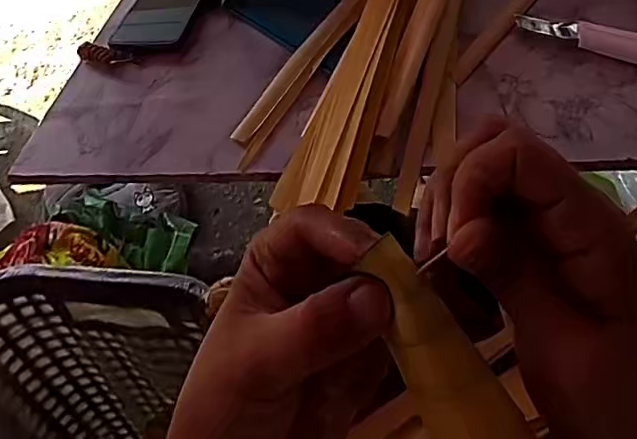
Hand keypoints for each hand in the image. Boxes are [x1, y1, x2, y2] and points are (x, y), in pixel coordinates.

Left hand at [171, 206, 391, 438]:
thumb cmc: (222, 409)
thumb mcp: (257, 363)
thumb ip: (310, 328)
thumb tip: (374, 293)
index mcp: (276, 262)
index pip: (308, 226)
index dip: (339, 233)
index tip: (369, 254)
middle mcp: (316, 277)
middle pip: (359, 249)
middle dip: (382, 266)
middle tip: (404, 288)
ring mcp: (346, 312)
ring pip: (386, 286)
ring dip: (403, 300)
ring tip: (414, 317)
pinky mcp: (368, 348)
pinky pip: (399, 328)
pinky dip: (410, 334)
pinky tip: (413, 344)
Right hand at [418, 118, 636, 438]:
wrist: (636, 421)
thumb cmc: (609, 394)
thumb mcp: (560, 349)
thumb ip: (514, 279)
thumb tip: (459, 232)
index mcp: (591, 223)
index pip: (524, 154)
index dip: (474, 179)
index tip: (450, 243)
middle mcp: (571, 202)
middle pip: (501, 143)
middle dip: (456, 182)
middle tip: (433, 247)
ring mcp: (550, 214)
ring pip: (486, 163)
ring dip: (448, 199)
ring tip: (431, 257)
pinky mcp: (531, 231)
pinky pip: (484, 200)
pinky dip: (454, 219)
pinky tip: (442, 262)